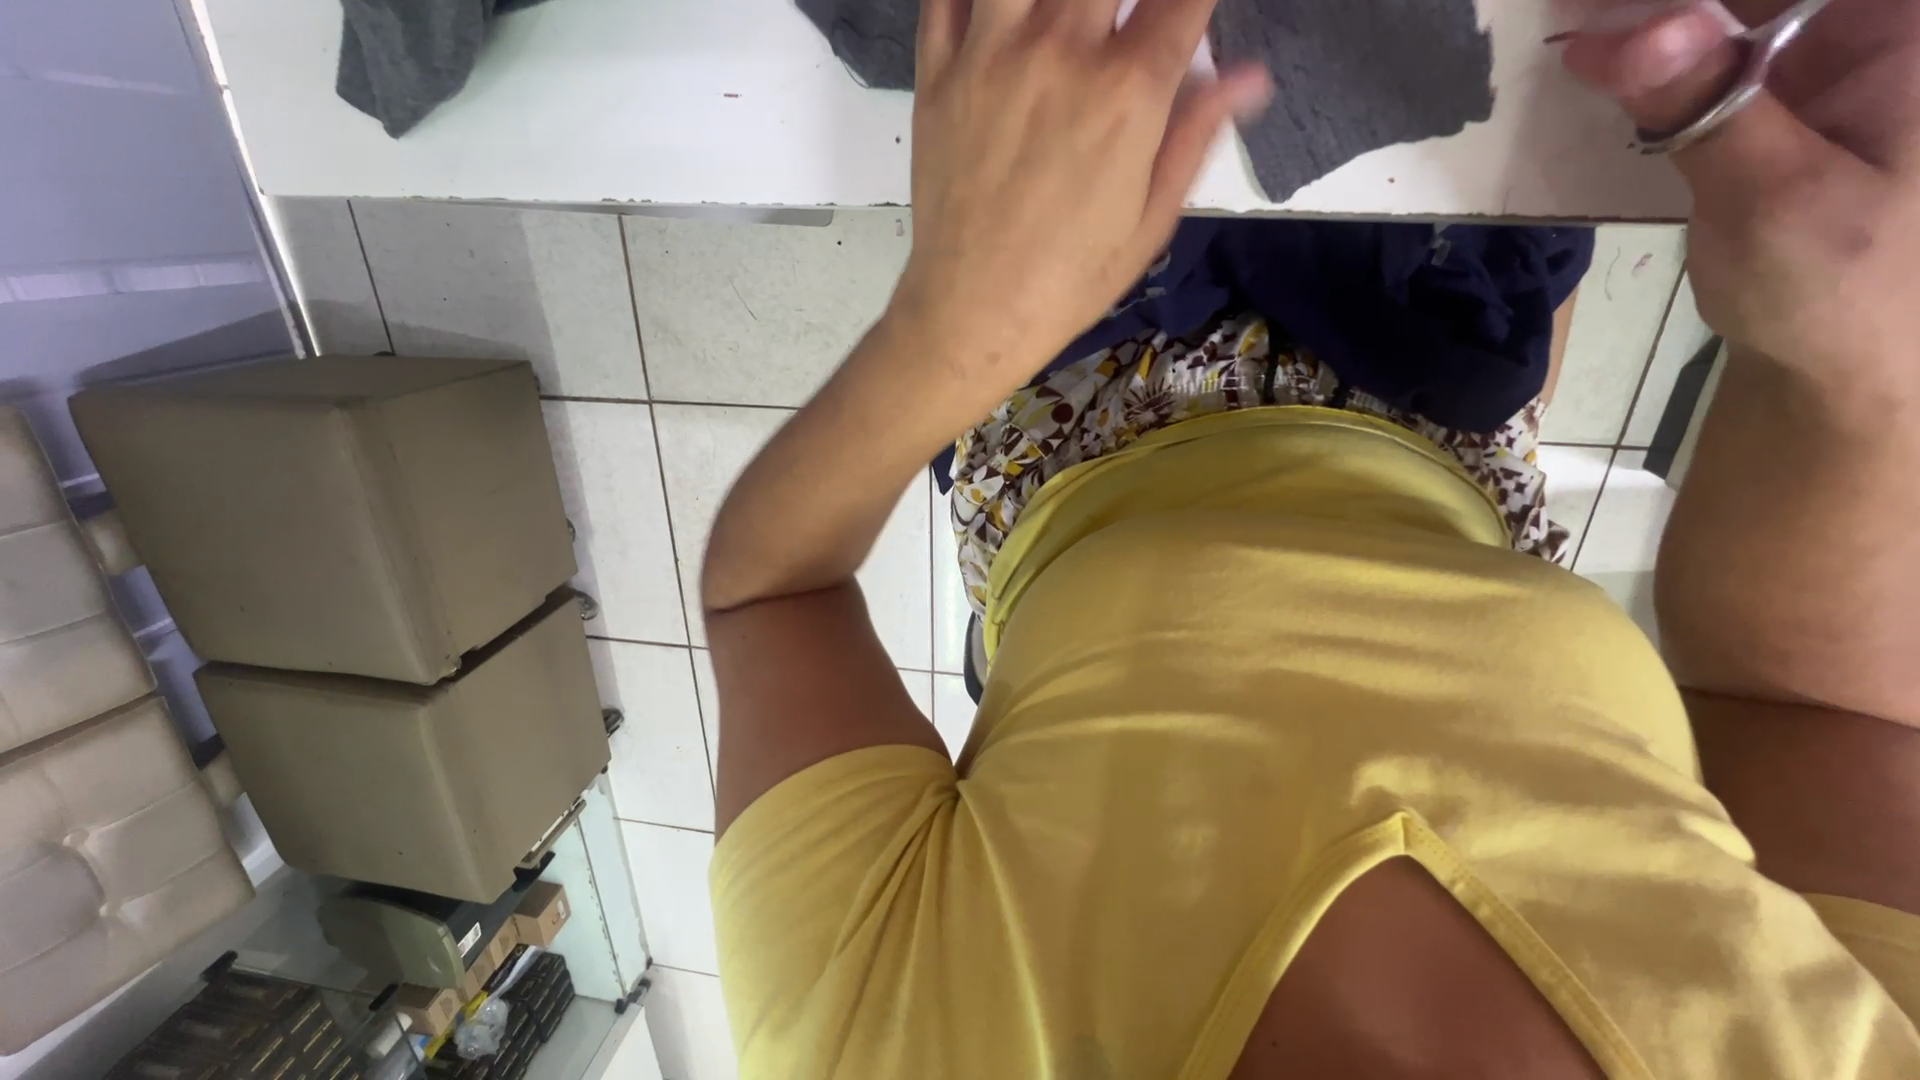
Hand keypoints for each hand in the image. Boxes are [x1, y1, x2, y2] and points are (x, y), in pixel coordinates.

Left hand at [891, 0, 1270, 384]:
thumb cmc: (1067, 283)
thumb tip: (1251, 75)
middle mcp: (1060, 53)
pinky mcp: (937, 74)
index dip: (1195, 0)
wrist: (972, 315)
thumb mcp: (1150, 223)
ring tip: (1068, 19)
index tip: (1186, 18)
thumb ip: (1195, 135)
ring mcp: (990, 56)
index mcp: (1127, 93)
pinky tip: (1003, 9)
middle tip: (1124, 27)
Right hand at [1560, 0, 1919, 388]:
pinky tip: (1604, 57)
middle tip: (1577, 12)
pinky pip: (1725, 45)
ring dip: (1661, 20)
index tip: (1608, 9)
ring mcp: (1843, 53)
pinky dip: (1662, 49)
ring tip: (1577, 23)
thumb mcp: (1772, 200)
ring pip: (1737, 10)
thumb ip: (1710, 110)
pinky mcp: (1794, 88)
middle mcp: (1888, 27)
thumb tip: (1636, 33)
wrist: (1849, 356)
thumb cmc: (1840, 288)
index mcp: (1917, 32)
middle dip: (1667, 4)